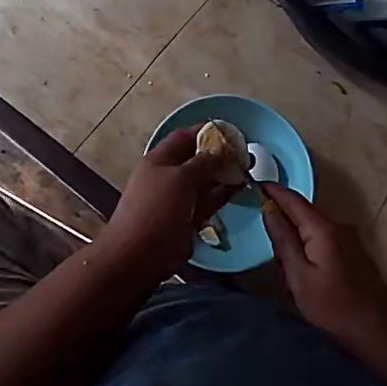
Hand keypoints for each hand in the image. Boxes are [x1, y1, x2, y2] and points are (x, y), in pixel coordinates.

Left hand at [96, 126, 241, 279]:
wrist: (139, 256)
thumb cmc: (156, 209)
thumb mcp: (180, 179)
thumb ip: (203, 163)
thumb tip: (220, 150)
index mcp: (160, 160)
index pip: (184, 137)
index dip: (204, 131)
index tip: (228, 129)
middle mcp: (169, 176)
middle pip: (197, 158)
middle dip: (219, 153)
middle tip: (243, 150)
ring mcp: (179, 198)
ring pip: (206, 180)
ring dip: (225, 172)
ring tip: (247, 166)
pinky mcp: (189, 218)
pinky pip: (209, 200)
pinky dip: (224, 192)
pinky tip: (240, 186)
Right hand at [260, 183, 386, 358]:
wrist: (379, 334)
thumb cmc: (333, 308)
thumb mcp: (299, 276)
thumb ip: (283, 239)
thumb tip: (268, 208)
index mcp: (323, 228)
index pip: (292, 198)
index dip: (272, 190)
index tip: (253, 186)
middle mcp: (338, 226)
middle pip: (303, 212)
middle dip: (282, 220)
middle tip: (267, 244)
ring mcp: (349, 238)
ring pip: (312, 227)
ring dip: (295, 238)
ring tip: (285, 269)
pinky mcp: (354, 253)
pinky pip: (323, 239)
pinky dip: (308, 247)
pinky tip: (304, 273)